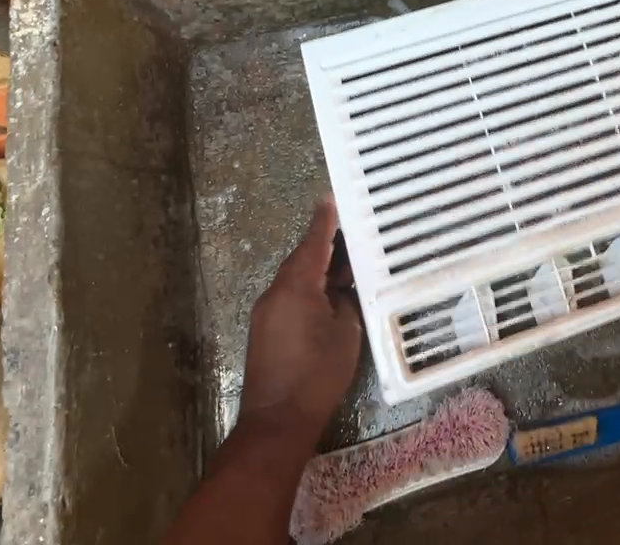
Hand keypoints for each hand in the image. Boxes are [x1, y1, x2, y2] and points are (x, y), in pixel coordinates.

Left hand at [240, 203, 363, 434]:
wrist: (277, 421)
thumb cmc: (317, 374)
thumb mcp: (346, 332)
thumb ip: (346, 302)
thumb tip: (342, 291)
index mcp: (296, 286)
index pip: (313, 242)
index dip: (324, 221)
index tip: (332, 198)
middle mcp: (276, 293)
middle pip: (302, 257)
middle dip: (325, 244)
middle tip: (354, 233)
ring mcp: (267, 312)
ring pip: (296, 278)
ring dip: (319, 269)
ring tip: (348, 265)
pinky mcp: (265, 330)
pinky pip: (290, 295)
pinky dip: (310, 288)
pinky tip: (330, 294)